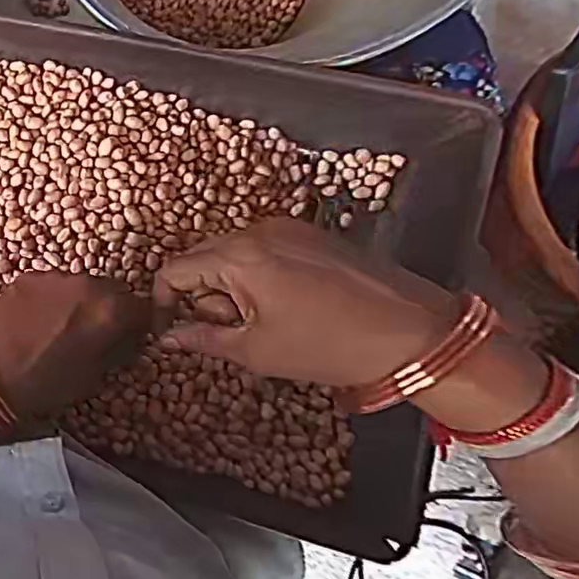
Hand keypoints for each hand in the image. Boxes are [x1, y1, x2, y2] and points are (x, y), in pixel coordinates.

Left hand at [0, 272, 150, 416]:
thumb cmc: (46, 384)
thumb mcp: (94, 376)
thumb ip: (118, 349)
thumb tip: (129, 338)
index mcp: (110, 311)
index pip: (144, 309)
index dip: (142, 324)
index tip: (135, 335)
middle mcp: (87, 284)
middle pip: (113, 291)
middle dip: (111, 309)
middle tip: (98, 332)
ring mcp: (54, 278)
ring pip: (81, 285)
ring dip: (80, 302)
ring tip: (63, 327)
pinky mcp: (27, 277)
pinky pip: (52, 286)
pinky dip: (52, 299)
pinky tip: (38, 320)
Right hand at [151, 218, 455, 387]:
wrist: (415, 334)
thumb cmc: (329, 345)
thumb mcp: (254, 349)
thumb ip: (201, 337)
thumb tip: (167, 336)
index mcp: (239, 258)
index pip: (174, 270)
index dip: (162, 301)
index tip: (170, 327)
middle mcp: (259, 232)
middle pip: (200, 259)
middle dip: (201, 295)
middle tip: (229, 329)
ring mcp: (288, 229)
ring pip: (229, 255)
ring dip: (228, 287)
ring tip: (262, 320)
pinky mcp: (310, 235)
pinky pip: (261, 250)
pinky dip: (255, 275)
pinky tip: (283, 304)